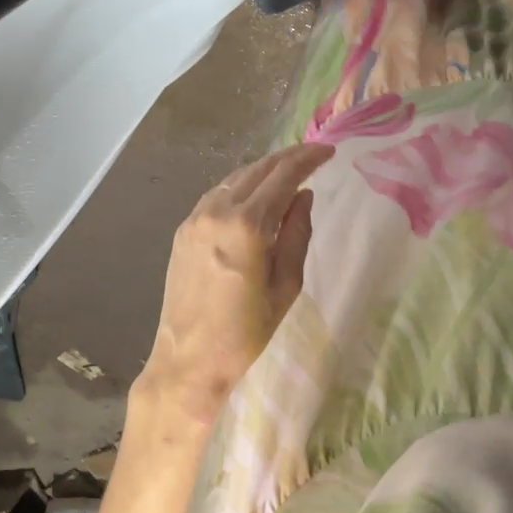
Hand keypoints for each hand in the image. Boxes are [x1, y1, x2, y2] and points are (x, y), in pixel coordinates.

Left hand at [140, 143, 334, 422]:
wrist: (188, 361)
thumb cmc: (245, 332)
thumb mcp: (286, 286)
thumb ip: (297, 233)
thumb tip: (303, 196)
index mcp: (248, 225)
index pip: (283, 176)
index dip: (308, 159)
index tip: (329, 151)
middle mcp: (218, 211)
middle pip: (259, 169)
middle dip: (288, 158)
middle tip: (314, 155)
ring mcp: (196, 217)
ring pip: (236, 178)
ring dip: (264, 169)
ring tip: (288, 171)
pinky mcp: (184, 229)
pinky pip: (218, 194)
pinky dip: (242, 185)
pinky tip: (255, 193)